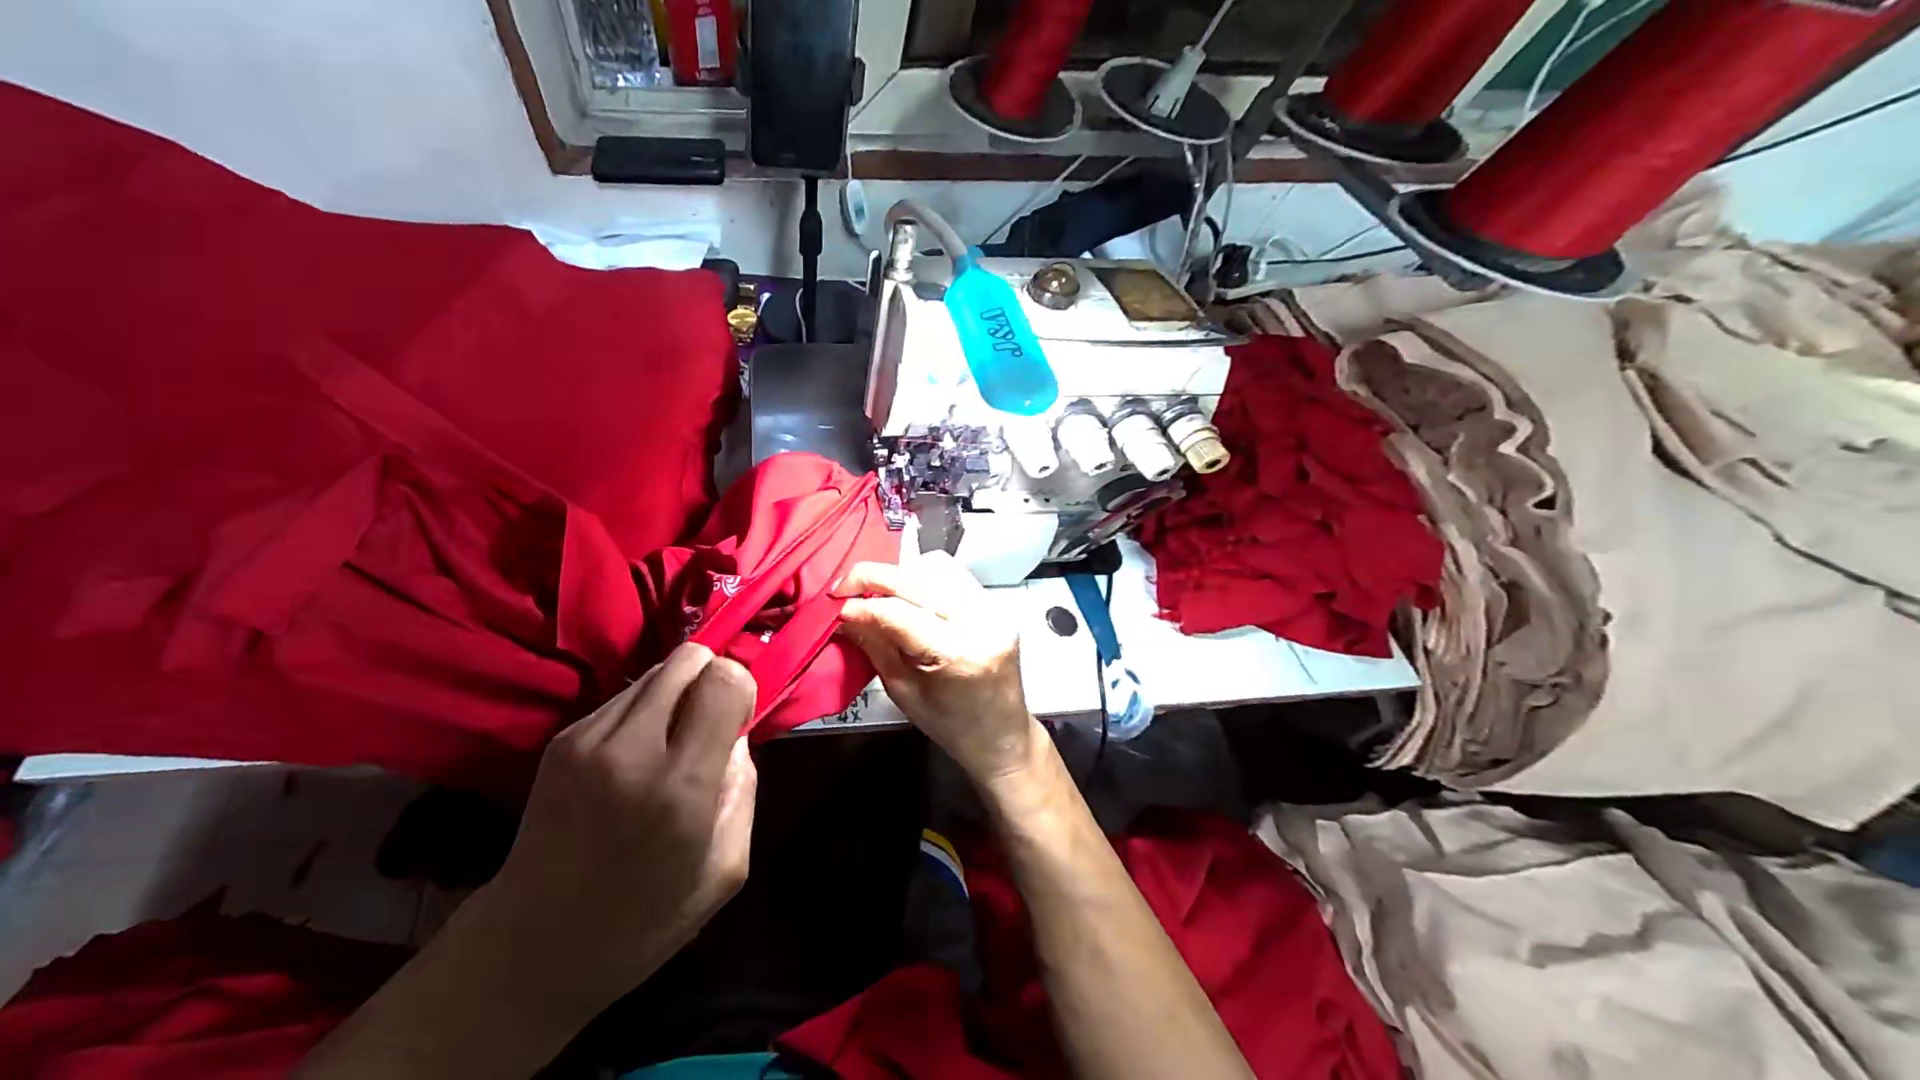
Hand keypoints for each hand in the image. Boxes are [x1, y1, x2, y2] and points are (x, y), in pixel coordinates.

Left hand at [475, 643, 757, 1002]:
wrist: (532, 948)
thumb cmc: (645, 922)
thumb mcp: (727, 867)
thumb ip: (744, 789)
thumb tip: (735, 735)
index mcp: (680, 788)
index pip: (724, 680)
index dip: (742, 688)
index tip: (739, 720)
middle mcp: (630, 750)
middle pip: (690, 658)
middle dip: (712, 678)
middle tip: (709, 724)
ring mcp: (587, 740)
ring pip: (657, 671)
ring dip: (677, 694)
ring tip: (671, 743)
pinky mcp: (561, 739)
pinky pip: (625, 695)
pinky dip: (644, 711)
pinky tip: (636, 756)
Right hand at [835, 551, 1039, 784]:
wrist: (1001, 735)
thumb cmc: (952, 726)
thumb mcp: (903, 692)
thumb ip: (876, 646)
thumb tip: (846, 613)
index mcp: (957, 656)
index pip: (899, 612)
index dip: (861, 604)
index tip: (835, 605)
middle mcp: (981, 625)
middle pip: (919, 578)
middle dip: (876, 577)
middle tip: (845, 588)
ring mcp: (995, 611)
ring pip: (938, 566)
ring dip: (902, 574)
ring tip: (878, 592)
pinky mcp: (998, 604)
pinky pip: (955, 575)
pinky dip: (925, 578)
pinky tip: (909, 595)